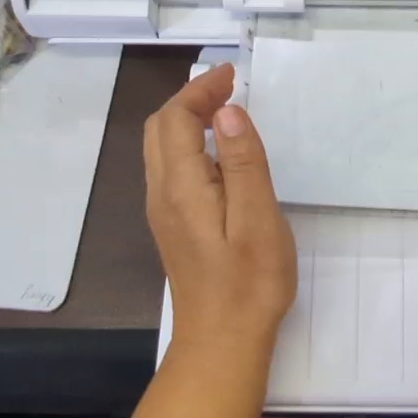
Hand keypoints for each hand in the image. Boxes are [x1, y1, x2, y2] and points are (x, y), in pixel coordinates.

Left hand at [143, 63, 296, 351]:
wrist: (222, 342)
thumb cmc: (249, 282)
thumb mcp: (257, 218)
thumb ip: (244, 161)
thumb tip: (228, 111)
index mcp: (181, 187)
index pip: (175, 120)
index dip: (200, 90)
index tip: (232, 74)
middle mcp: (162, 194)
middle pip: (160, 129)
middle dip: (190, 98)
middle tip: (229, 85)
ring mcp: (164, 212)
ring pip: (162, 148)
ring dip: (187, 119)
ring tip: (225, 108)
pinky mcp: (174, 225)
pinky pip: (172, 168)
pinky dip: (190, 143)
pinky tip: (221, 152)